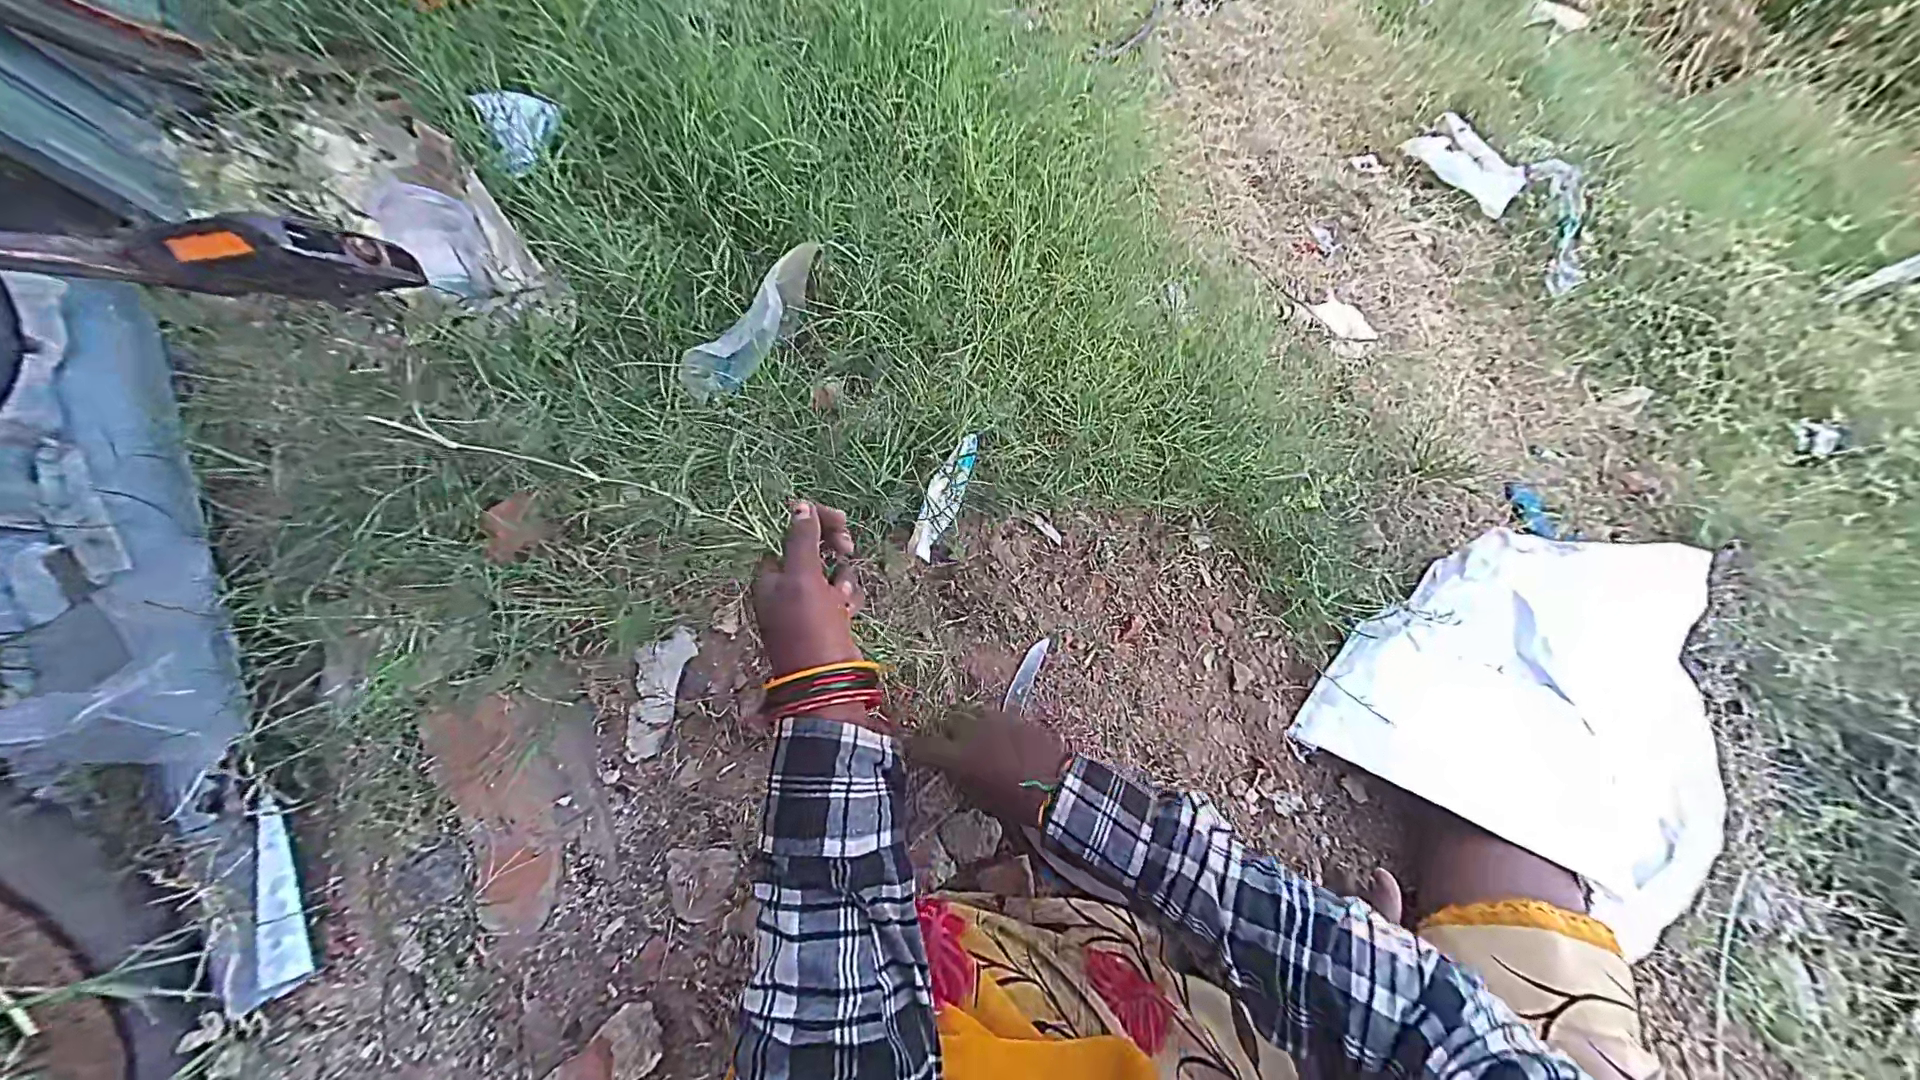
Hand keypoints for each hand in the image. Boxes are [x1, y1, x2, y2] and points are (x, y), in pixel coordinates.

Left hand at [753, 501, 860, 677]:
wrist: (828, 677)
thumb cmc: (809, 625)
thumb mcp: (802, 577)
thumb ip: (801, 539)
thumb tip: (800, 506)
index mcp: (770, 575)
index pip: (790, 532)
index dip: (814, 522)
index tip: (839, 521)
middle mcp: (786, 587)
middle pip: (811, 548)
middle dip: (831, 545)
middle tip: (847, 547)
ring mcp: (807, 603)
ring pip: (830, 571)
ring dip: (842, 576)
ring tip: (842, 595)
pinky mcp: (827, 617)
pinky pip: (841, 593)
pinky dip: (847, 596)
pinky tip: (848, 610)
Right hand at [907, 709, 1070, 828]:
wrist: (1057, 788)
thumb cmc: (1016, 803)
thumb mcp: (980, 799)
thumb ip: (961, 779)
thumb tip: (953, 771)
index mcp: (959, 756)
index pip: (924, 746)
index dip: (914, 748)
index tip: (910, 750)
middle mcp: (973, 732)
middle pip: (948, 720)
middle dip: (945, 731)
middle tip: (949, 745)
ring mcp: (995, 720)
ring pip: (971, 712)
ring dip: (968, 723)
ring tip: (974, 738)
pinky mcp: (1015, 716)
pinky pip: (995, 715)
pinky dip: (991, 725)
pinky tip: (999, 738)